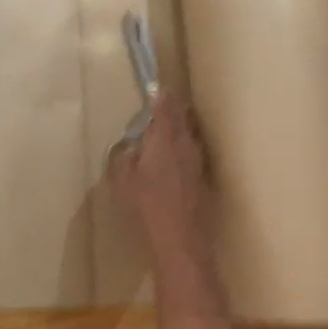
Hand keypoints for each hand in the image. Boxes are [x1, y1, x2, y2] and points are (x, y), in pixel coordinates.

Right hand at [109, 94, 210, 266]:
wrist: (180, 239)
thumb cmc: (146, 205)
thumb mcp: (123, 181)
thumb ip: (126, 159)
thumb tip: (132, 149)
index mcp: (164, 139)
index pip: (167, 108)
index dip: (163, 97)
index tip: (159, 89)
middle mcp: (186, 144)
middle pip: (184, 118)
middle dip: (175, 109)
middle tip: (165, 106)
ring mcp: (199, 162)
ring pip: (192, 136)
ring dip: (183, 129)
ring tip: (171, 132)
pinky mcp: (205, 179)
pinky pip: (195, 155)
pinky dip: (186, 150)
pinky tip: (178, 161)